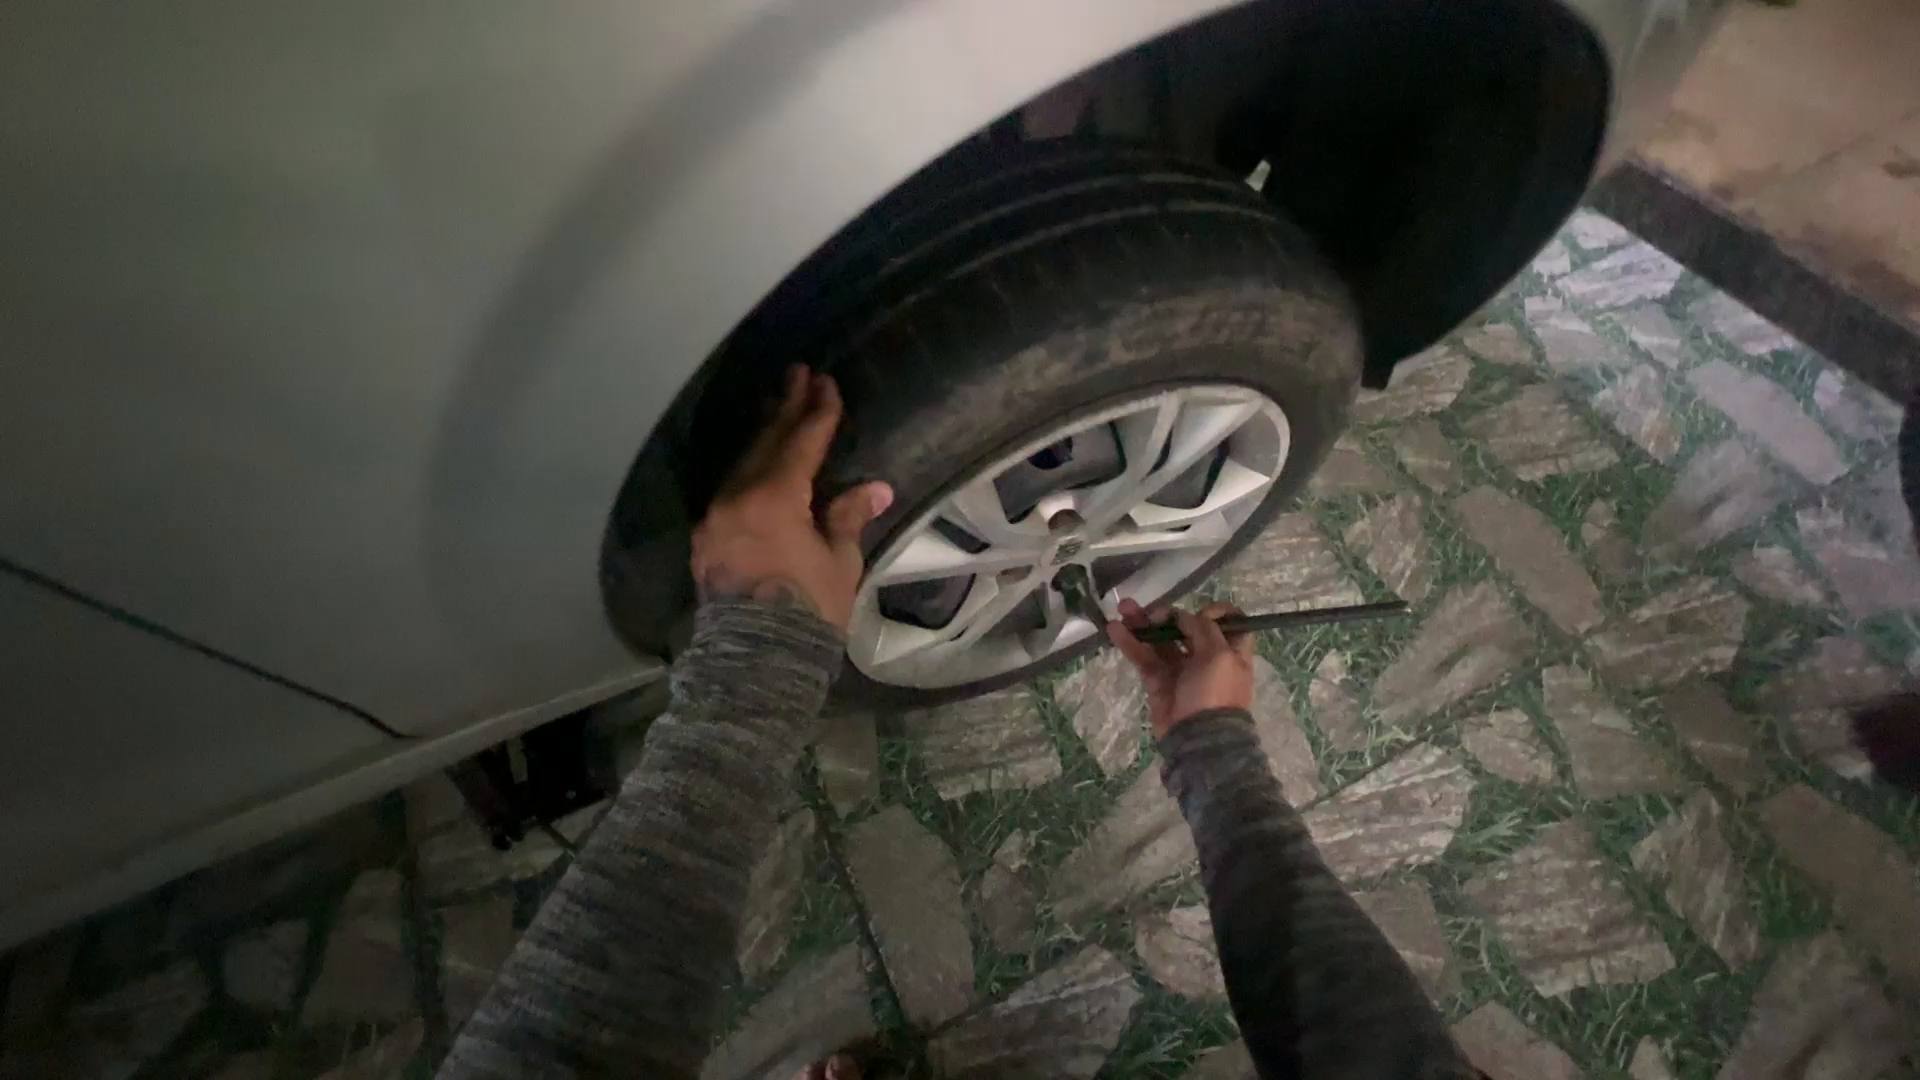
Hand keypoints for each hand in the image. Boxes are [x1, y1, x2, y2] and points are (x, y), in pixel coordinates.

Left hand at [690, 365, 892, 632]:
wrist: (757, 660)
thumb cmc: (808, 609)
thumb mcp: (839, 562)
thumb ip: (848, 517)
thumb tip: (876, 490)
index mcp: (774, 499)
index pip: (801, 444)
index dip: (818, 414)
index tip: (828, 385)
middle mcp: (737, 498)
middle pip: (765, 443)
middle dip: (785, 408)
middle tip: (798, 373)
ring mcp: (715, 518)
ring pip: (742, 463)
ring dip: (763, 433)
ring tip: (778, 406)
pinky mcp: (706, 539)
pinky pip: (729, 489)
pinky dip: (748, 467)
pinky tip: (758, 460)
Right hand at [1108, 599, 1254, 736]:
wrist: (1199, 740)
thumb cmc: (1216, 694)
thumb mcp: (1220, 657)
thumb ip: (1203, 630)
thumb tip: (1184, 617)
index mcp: (1230, 651)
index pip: (1228, 623)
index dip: (1215, 613)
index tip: (1201, 615)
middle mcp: (1206, 657)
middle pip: (1186, 628)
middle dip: (1167, 614)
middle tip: (1150, 610)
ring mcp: (1180, 669)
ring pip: (1161, 640)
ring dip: (1142, 624)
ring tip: (1123, 609)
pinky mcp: (1158, 681)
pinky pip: (1144, 657)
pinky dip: (1130, 643)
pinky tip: (1115, 630)